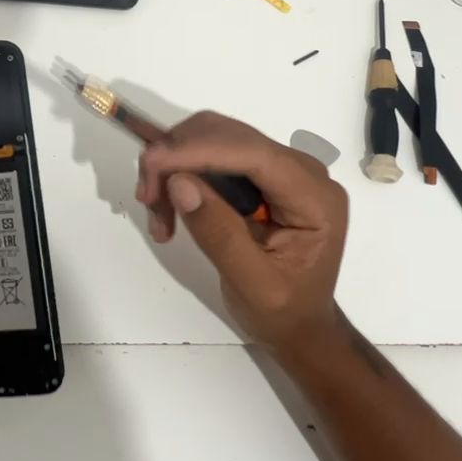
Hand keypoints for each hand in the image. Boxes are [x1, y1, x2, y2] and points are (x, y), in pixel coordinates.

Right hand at [137, 111, 347, 353]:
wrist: (297, 325)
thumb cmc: (283, 311)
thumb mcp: (253, 283)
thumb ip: (219, 234)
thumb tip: (180, 182)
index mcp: (314, 197)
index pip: (254, 153)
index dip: (200, 149)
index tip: (153, 163)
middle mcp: (299, 170)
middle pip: (226, 135)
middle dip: (177, 156)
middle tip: (146, 197)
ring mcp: (276, 168)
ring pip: (209, 138)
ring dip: (172, 165)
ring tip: (156, 211)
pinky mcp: (254, 172)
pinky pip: (205, 153)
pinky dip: (176, 173)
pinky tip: (166, 208)